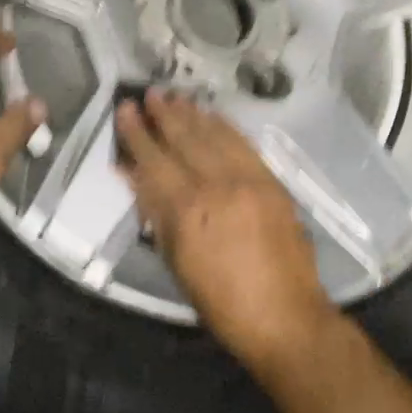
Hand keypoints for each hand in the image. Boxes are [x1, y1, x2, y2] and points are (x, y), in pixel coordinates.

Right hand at [116, 90, 338, 371]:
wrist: (286, 318)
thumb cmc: (220, 301)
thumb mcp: (176, 259)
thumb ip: (155, 211)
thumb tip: (134, 175)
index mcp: (188, 209)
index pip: (154, 160)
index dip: (137, 134)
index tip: (125, 109)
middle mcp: (218, 185)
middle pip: (185, 139)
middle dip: (164, 115)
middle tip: (149, 93)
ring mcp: (250, 181)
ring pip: (216, 136)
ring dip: (193, 115)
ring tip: (175, 97)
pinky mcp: (273, 184)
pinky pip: (245, 145)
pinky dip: (225, 127)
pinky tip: (212, 117)